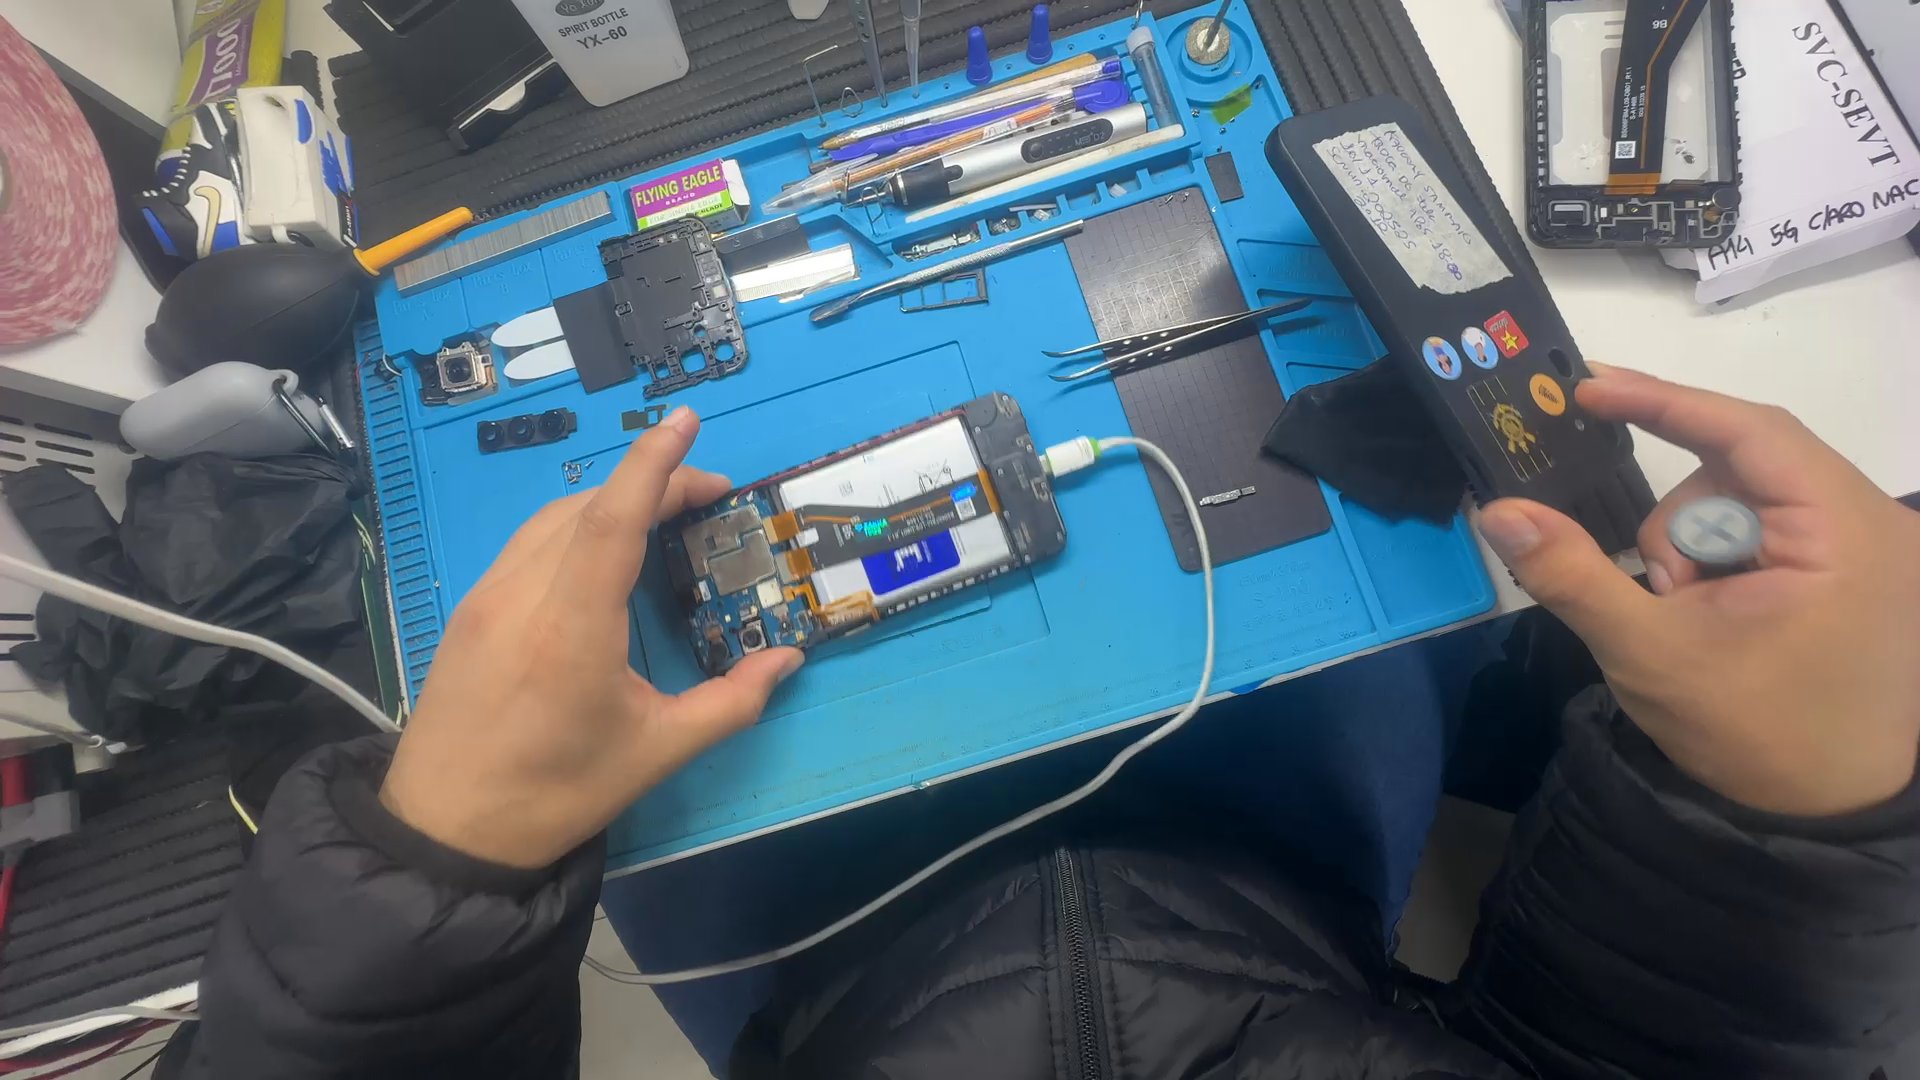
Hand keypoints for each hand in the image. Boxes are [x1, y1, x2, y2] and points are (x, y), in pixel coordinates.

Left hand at [380, 406, 803, 867]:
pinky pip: (532, 540)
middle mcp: (522, 595)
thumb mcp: (659, 751)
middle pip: (590, 506)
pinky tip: (608, 547)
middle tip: (711, 494)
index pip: (614, 519)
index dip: (654, 463)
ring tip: (667, 511)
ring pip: (555, 516)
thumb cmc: (558, 791)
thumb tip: (786, 659)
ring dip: (615, 498)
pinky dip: (581, 522)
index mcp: (572, 627)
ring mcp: (487, 597)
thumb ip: (732, 701)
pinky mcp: (472, 608)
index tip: (687, 420)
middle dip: (654, 482)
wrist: (442, 834)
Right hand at [1477, 366, 1919, 816]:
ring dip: (1679, 548)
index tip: (1586, 388)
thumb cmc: (1747, 727)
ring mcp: (1849, 548)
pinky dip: (1696, 559)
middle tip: (1654, 588)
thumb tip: (1496, 510)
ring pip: (1725, 501)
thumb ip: (1569, 574)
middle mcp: (1866, 526)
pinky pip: (1738, 529)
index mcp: (1850, 536)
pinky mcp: (1827, 567)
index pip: (1754, 435)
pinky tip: (1698, 608)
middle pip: (1733, 470)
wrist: (1809, 803)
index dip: (1666, 402)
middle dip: (1672, 526)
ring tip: (1684, 615)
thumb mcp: (1645, 648)